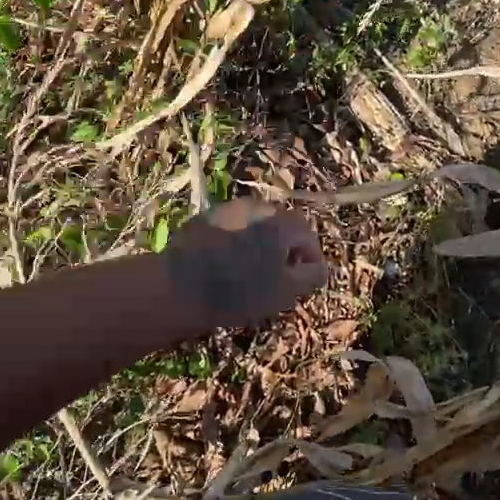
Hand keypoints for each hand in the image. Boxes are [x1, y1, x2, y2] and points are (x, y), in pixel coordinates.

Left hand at [162, 199, 326, 327]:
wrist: (177, 287)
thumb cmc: (238, 292)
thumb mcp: (284, 292)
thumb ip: (310, 276)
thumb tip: (321, 267)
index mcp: (281, 222)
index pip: (309, 236)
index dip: (311, 260)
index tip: (302, 284)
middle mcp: (258, 207)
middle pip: (283, 227)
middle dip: (286, 251)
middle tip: (278, 280)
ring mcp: (231, 209)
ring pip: (257, 226)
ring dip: (261, 246)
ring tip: (252, 274)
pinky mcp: (207, 217)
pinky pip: (234, 228)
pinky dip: (238, 243)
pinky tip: (227, 267)